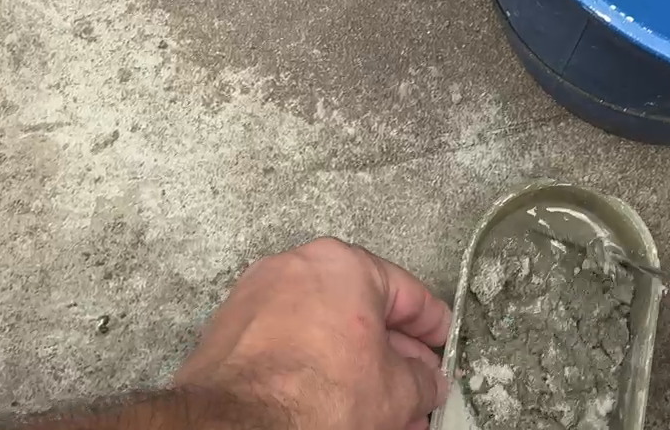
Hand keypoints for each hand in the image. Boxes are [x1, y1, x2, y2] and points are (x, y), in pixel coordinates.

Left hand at [172, 237, 451, 429]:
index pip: (406, 292)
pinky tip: (330, 402)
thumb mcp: (394, 392)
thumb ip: (422, 380)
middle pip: (362, 314)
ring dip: (354, 368)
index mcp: (345, 264)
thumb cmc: (311, 396)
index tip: (442, 342)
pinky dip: (312, 370)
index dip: (432, 324)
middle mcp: (299, 268)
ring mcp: (258, 299)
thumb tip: (428, 383)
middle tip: (414, 386)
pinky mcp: (227, 335)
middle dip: (392, 357)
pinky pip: (287, 347)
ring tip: (375, 407)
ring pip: (323, 332)